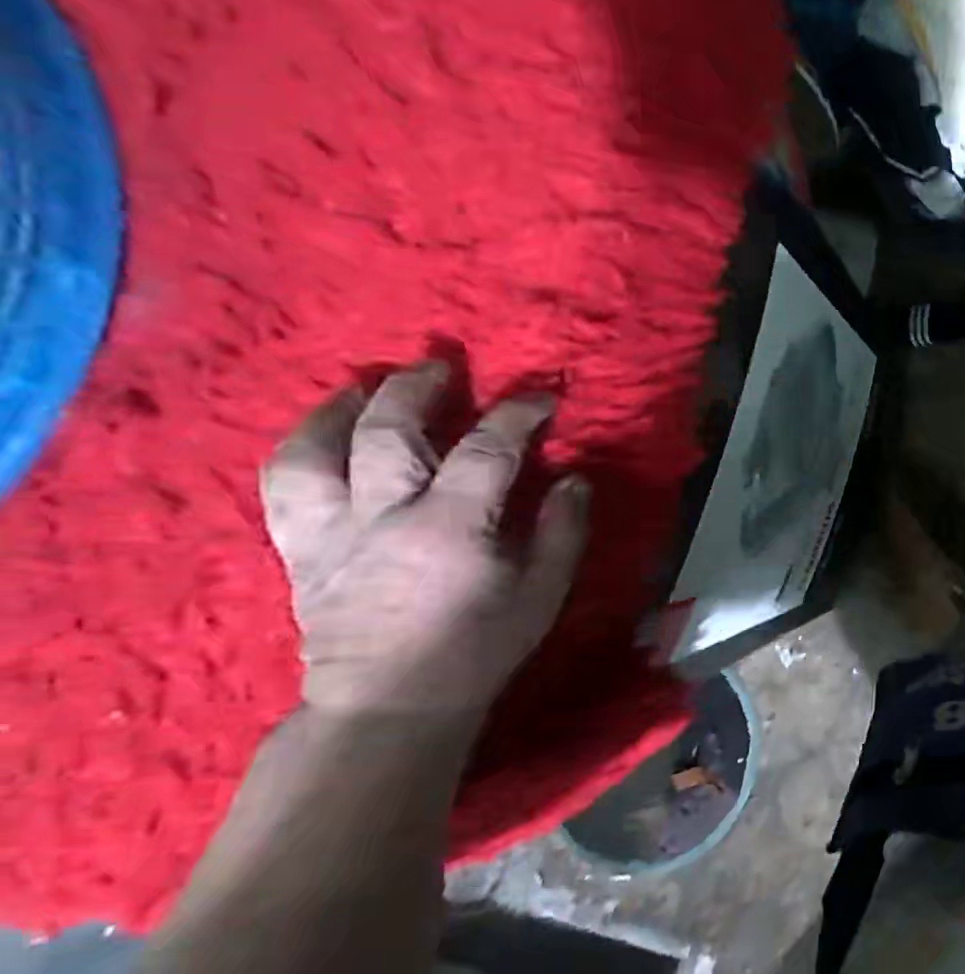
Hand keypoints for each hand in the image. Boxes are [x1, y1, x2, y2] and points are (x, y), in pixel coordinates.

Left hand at [260, 361, 590, 719]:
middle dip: (419, 388)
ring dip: (341, 408)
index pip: (488, 449)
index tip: (542, 399)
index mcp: (452, 527)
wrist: (391, 704)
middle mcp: (384, 517)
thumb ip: (564, 530)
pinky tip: (322, 433)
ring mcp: (332, 532)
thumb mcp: (545, 591)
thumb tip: (573, 479)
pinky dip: (301, 448)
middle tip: (444, 367)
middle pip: (391, 432)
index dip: (519, 414)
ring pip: (316, 451)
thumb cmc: (481, 646)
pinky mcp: (301, 550)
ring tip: (365, 386)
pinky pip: (283, 487)